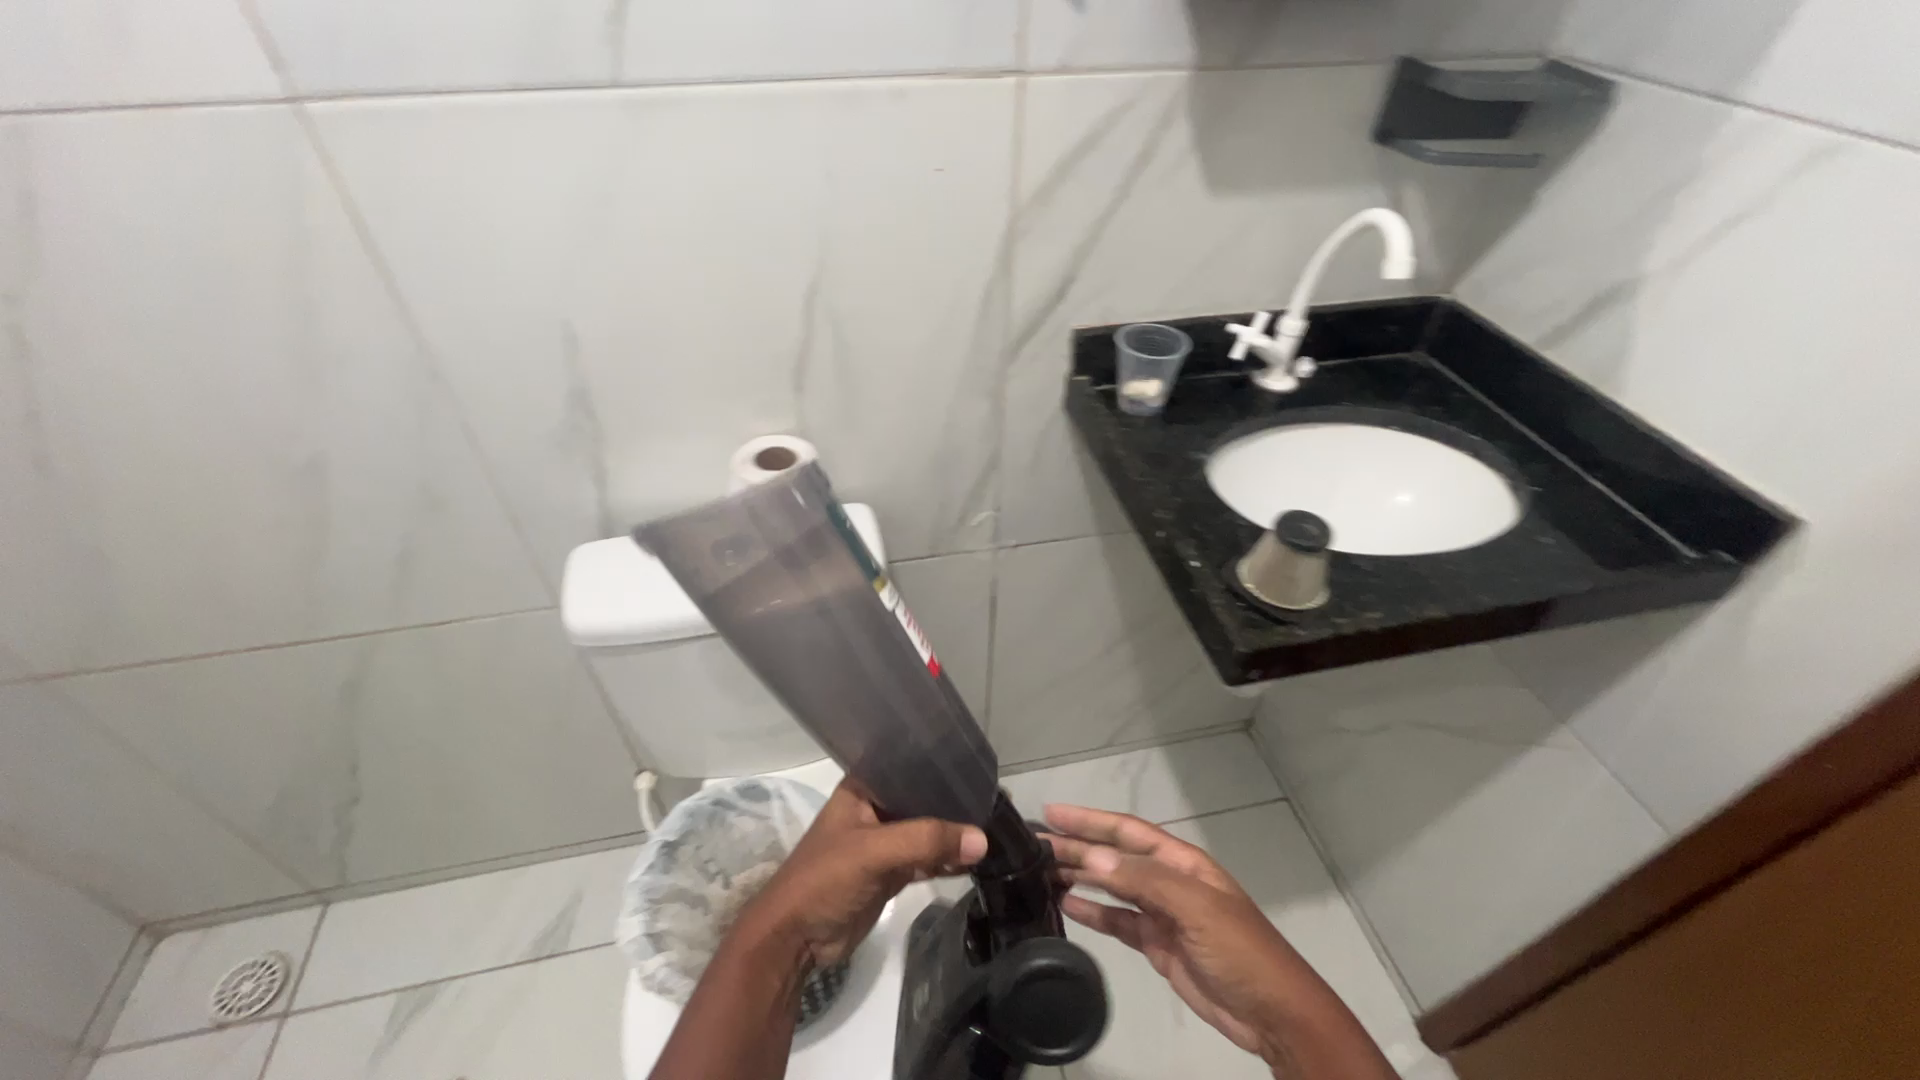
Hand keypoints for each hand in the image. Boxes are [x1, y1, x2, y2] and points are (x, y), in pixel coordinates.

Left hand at [742, 780, 987, 969]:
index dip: (941, 768)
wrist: (793, 940)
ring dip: (954, 834)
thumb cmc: (824, 880)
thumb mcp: (874, 852)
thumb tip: (982, 840)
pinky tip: (975, 859)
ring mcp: (883, 843)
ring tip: (996, 828)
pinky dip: (948, 860)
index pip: (908, 766)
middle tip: (998, 801)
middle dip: (954, 803)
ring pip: (927, 832)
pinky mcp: (890, 873)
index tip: (980, 769)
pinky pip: (926, 860)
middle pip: (922, 800)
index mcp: (862, 789)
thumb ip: (926, 841)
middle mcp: (874, 809)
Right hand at [1044, 805, 1394, 1079]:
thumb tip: (1093, 858)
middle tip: (1034, 845)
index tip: (1052, 814)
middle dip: (1077, 848)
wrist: (1272, 1013)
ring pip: (1111, 888)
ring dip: (1079, 877)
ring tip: (1040, 871)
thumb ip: (1144, 881)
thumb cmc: (1240, 950)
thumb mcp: (1196, 907)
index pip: (1128, 832)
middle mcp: (1169, 881)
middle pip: (1115, 858)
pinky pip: (1117, 921)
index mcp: (1182, 863)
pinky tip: (1066, 905)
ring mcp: (1161, 914)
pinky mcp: (1156, 944)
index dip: (1091, 820)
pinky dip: (1092, 912)